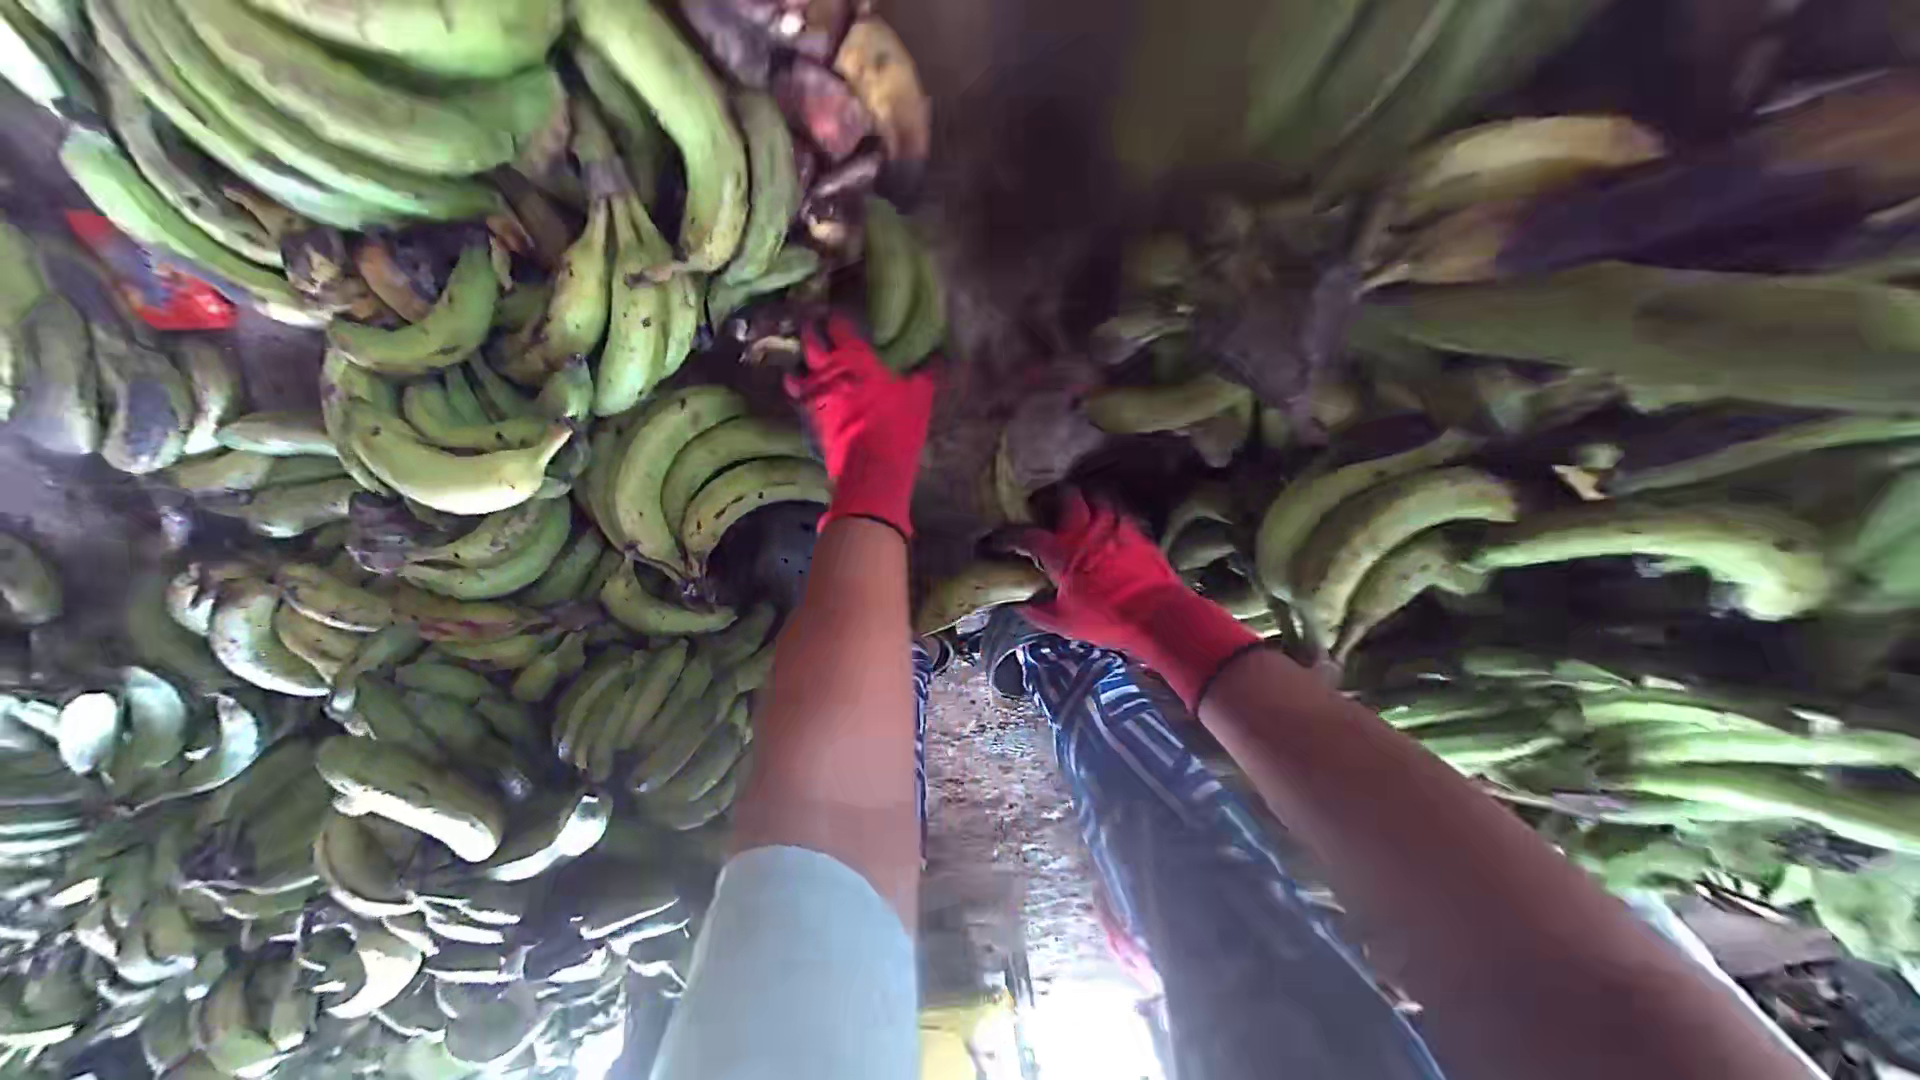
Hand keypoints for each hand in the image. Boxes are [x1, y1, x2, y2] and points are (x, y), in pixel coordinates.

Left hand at [786, 313, 935, 537]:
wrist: (869, 465)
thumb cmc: (896, 423)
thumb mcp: (920, 396)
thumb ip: (927, 373)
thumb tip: (939, 358)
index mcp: (854, 357)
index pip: (837, 325)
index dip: (837, 318)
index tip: (841, 316)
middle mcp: (827, 370)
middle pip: (809, 340)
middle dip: (812, 331)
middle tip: (817, 328)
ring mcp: (813, 394)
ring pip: (796, 369)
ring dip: (800, 362)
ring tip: (807, 361)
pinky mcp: (808, 418)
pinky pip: (797, 397)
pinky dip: (800, 390)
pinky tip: (808, 392)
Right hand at [1018, 491, 1260, 706]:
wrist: (1158, 616)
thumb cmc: (1107, 619)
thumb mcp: (1064, 622)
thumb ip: (1037, 611)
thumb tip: (1018, 606)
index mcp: (1061, 552)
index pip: (1025, 536)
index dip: (1007, 536)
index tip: (998, 540)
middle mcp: (1084, 531)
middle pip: (1066, 496)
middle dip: (1054, 497)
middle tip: (1047, 506)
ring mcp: (1113, 526)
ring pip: (1096, 496)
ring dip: (1085, 498)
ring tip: (1079, 505)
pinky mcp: (1136, 531)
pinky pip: (1120, 510)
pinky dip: (1110, 510)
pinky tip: (1107, 520)